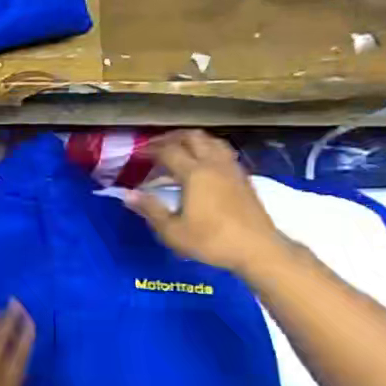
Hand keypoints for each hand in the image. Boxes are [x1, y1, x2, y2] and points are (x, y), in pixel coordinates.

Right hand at [128, 130, 290, 275]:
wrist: (257, 249)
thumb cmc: (212, 241)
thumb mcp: (173, 231)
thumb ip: (150, 209)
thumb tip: (127, 194)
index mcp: (194, 173)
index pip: (168, 151)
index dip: (150, 149)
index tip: (137, 154)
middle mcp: (213, 164)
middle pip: (192, 137)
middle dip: (171, 138)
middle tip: (156, 147)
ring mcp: (231, 168)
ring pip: (211, 141)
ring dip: (192, 140)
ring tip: (180, 149)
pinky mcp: (243, 177)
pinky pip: (223, 151)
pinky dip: (208, 149)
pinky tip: (203, 163)